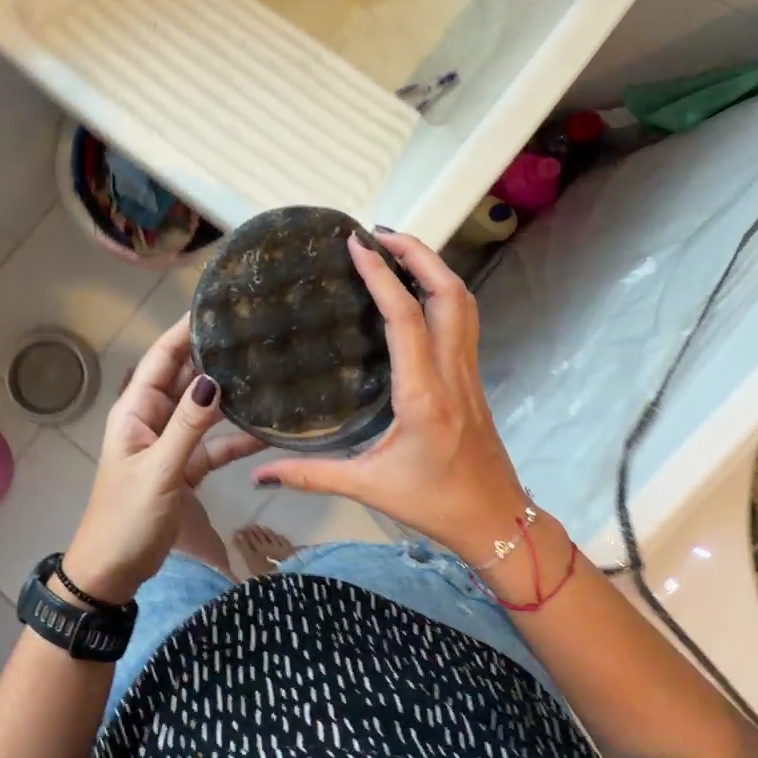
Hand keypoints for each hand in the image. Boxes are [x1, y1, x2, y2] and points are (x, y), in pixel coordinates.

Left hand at [63, 316, 264, 603]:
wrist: (113, 572)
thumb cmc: (127, 517)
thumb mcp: (159, 471)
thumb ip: (187, 426)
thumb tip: (213, 378)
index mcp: (135, 410)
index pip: (162, 357)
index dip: (186, 330)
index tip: (218, 304)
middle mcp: (151, 417)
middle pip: (186, 377)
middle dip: (215, 356)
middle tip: (256, 332)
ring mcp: (169, 442)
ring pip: (203, 409)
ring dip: (230, 395)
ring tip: (269, 369)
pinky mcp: (184, 467)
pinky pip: (212, 443)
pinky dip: (236, 437)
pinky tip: (268, 428)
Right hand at [252, 229, 529, 558]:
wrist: (500, 523)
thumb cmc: (435, 505)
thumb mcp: (368, 487)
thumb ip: (310, 475)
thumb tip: (257, 475)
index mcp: (423, 395)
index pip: (406, 319)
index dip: (382, 276)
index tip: (357, 244)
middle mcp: (451, 374)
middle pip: (449, 294)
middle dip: (418, 254)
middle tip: (378, 234)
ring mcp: (468, 372)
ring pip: (463, 302)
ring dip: (433, 267)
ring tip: (396, 249)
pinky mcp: (471, 376)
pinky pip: (462, 319)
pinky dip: (440, 289)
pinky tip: (414, 289)